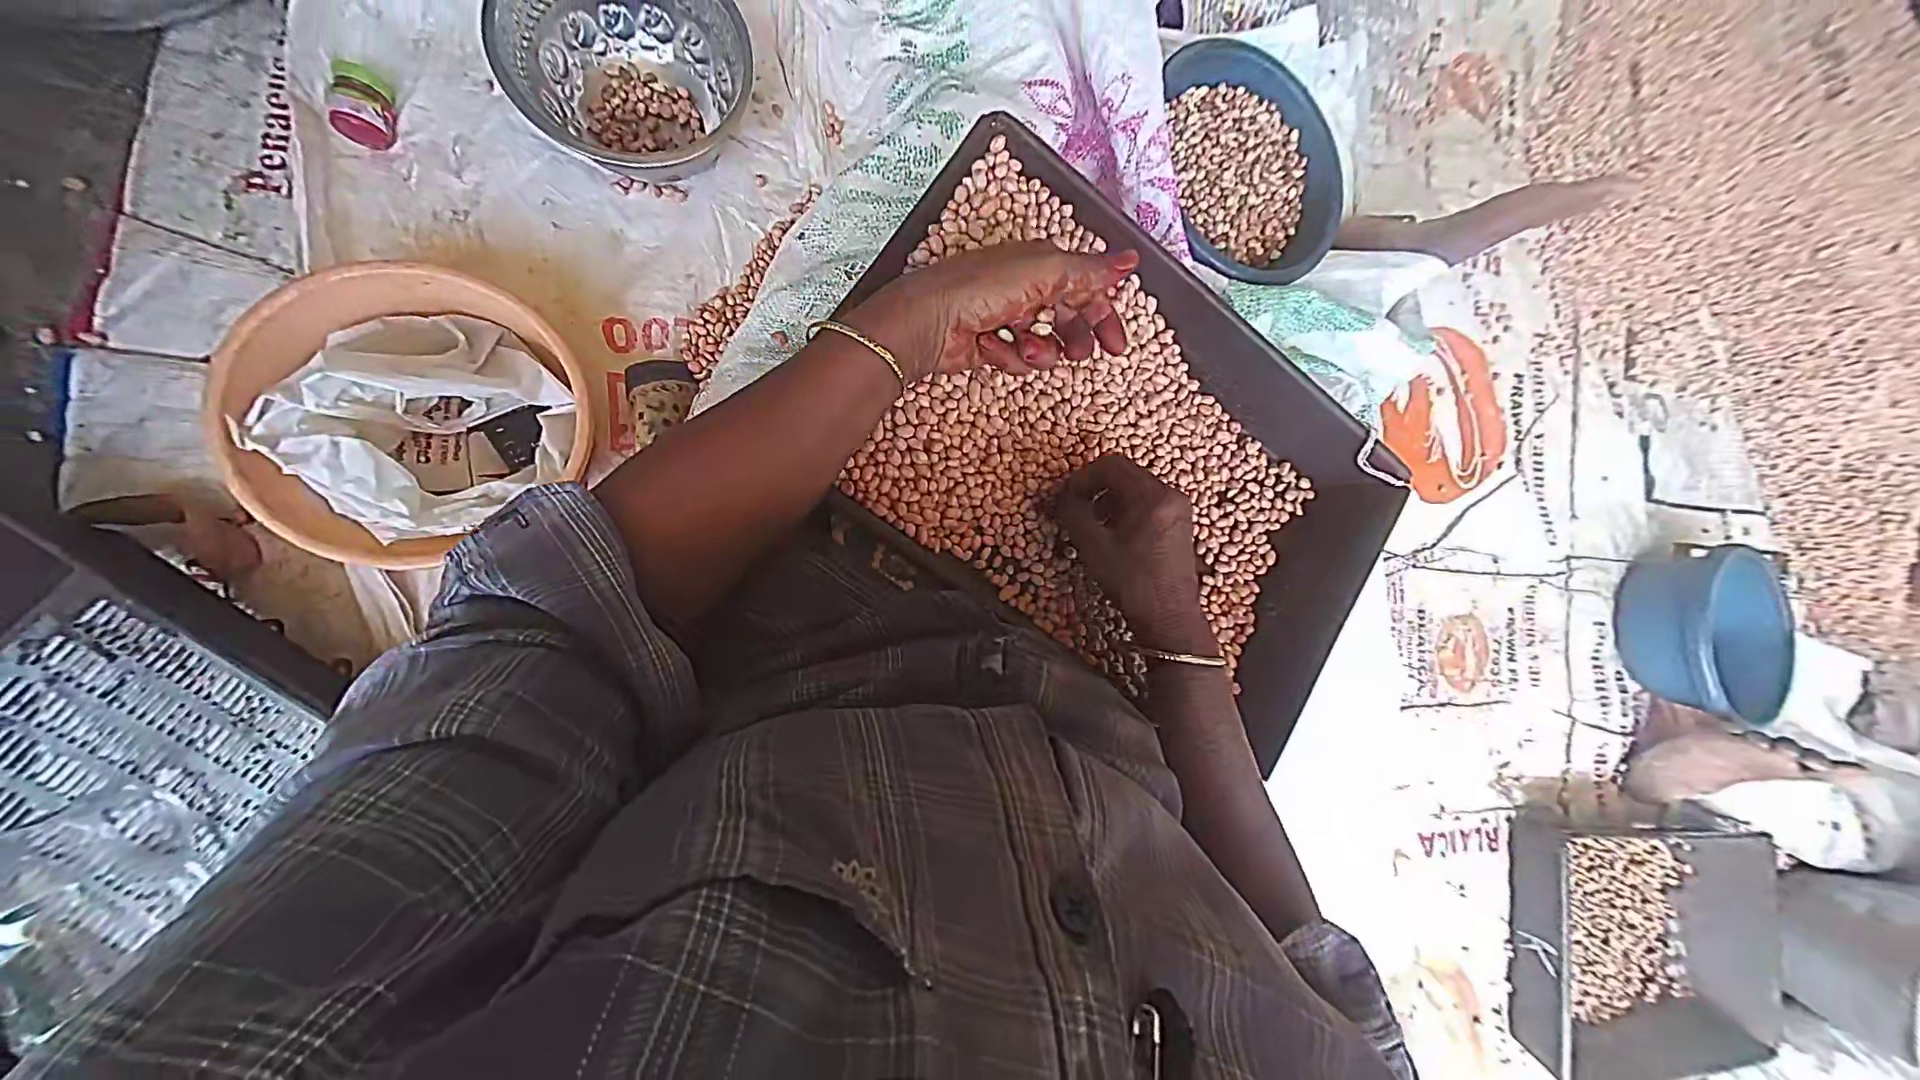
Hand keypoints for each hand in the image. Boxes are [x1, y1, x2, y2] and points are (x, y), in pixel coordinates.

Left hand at [843, 242, 1138, 381]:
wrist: (930, 321)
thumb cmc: (979, 288)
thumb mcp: (1045, 271)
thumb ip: (1090, 270)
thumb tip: (1129, 260)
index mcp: (1042, 265)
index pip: (1087, 289)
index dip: (1104, 316)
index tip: (1116, 345)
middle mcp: (1026, 290)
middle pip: (1068, 321)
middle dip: (1073, 339)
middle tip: (1075, 352)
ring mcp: (1009, 319)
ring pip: (1044, 346)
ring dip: (1037, 351)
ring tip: (1022, 346)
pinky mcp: (992, 346)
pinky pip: (1017, 361)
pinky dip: (1007, 357)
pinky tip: (991, 347)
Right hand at [1055, 454, 1212, 650]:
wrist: (1170, 617)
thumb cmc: (1133, 584)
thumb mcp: (1094, 547)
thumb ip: (1074, 514)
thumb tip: (1062, 498)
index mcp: (1152, 496)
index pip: (1111, 465)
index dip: (1082, 478)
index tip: (1067, 497)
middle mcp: (1171, 495)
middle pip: (1124, 473)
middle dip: (1094, 487)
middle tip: (1075, 508)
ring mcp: (1178, 509)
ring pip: (1135, 488)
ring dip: (1108, 499)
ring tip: (1091, 524)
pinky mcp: (1179, 524)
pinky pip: (1147, 503)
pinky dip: (1125, 509)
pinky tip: (1113, 533)